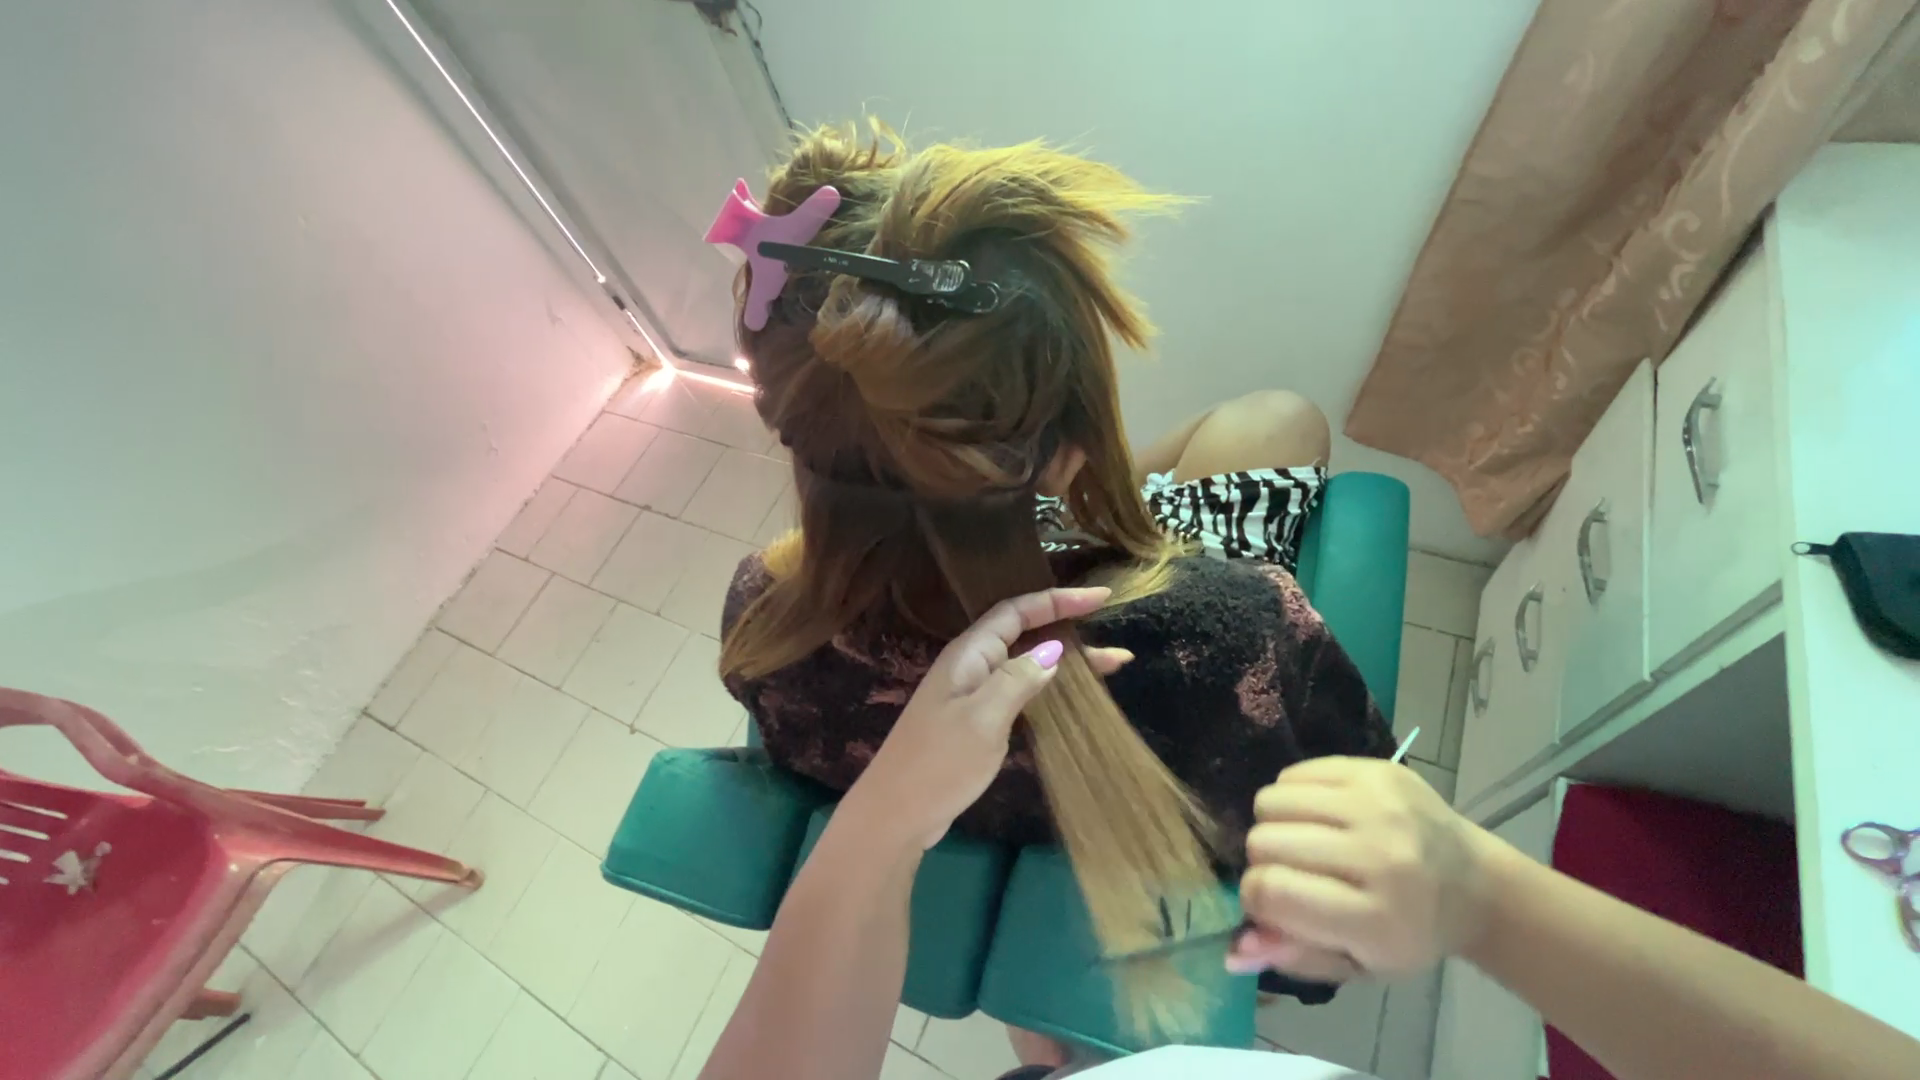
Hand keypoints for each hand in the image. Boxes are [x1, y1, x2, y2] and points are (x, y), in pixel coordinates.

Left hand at [844, 586, 1130, 849]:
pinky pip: (1020, 690)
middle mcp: (971, 666)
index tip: (1100, 596)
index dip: (1057, 599)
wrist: (897, 813)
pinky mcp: (977, 721)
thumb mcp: (983, 718)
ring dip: (1065, 661)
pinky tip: (1072, 698)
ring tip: (1111, 666)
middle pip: (1024, 634)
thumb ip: (1018, 679)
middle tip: (1114, 636)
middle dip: (1069, 628)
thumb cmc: (939, 762)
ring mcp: (973, 694)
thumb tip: (1052, 651)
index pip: (1017, 611)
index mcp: (969, 654)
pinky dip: (1050, 688)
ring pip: (1026, 663)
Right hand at [1227, 757, 1497, 980]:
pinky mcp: (1376, 770)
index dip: (1253, 897)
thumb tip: (1234, 950)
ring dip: (1274, 824)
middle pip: (1264, 842)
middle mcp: (1380, 856)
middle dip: (1263, 861)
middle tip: (1291, 872)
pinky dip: (1292, 796)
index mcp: (1378, 918)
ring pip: (1271, 801)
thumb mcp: (1358, 964)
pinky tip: (1319, 815)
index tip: (1267, 903)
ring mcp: (1377, 805)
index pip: (1272, 891)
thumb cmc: (1409, 933)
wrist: (1476, 885)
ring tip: (1303, 841)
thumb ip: (1294, 956)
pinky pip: (1292, 773)